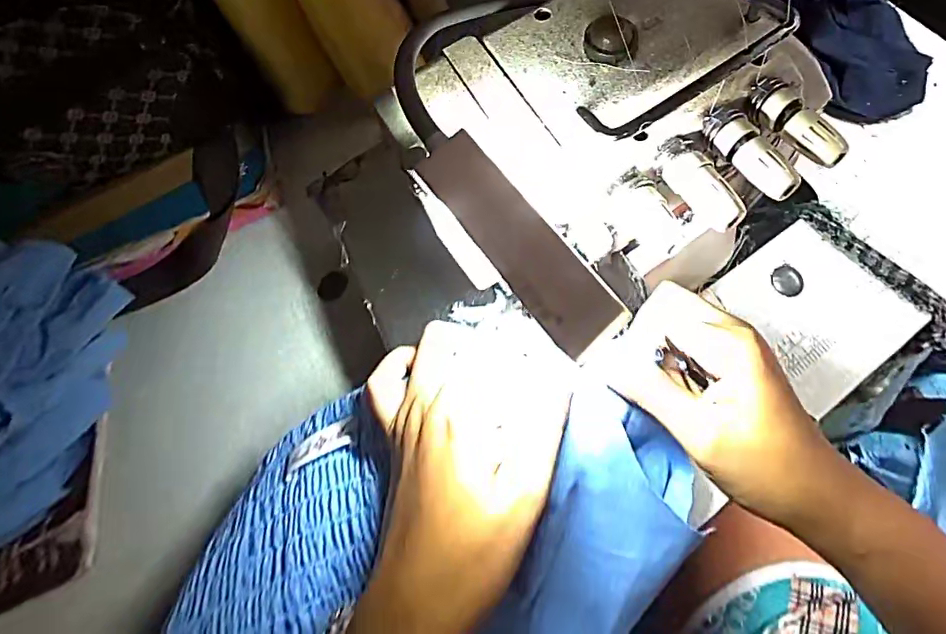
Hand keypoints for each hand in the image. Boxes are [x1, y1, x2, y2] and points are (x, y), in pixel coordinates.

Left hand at [350, 322, 571, 633]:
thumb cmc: (471, 557)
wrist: (414, 607)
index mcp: (459, 413)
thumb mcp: (524, 496)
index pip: (496, 351)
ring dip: (458, 346)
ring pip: (425, 349)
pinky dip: (404, 365)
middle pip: (456, 338)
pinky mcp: (393, 436)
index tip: (549, 376)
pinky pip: (383, 383)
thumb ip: (545, 428)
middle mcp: (426, 405)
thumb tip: (562, 378)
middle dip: (492, 343)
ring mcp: (403, 418)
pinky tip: (428, 372)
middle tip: (519, 371)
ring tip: (487, 366)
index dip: (529, 355)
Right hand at [587, 283, 844, 526]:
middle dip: (653, 357)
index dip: (640, 351)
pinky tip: (690, 406)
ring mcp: (738, 347)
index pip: (661, 321)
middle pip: (670, 324)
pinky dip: (682, 378)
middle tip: (659, 398)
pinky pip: (693, 356)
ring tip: (681, 406)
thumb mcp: (700, 435)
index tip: (634, 382)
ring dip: (667, 369)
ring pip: (679, 341)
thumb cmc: (770, 468)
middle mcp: (737, 333)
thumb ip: (653, 393)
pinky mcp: (737, 364)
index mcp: (731, 340)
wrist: (811, 491)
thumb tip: (615, 367)